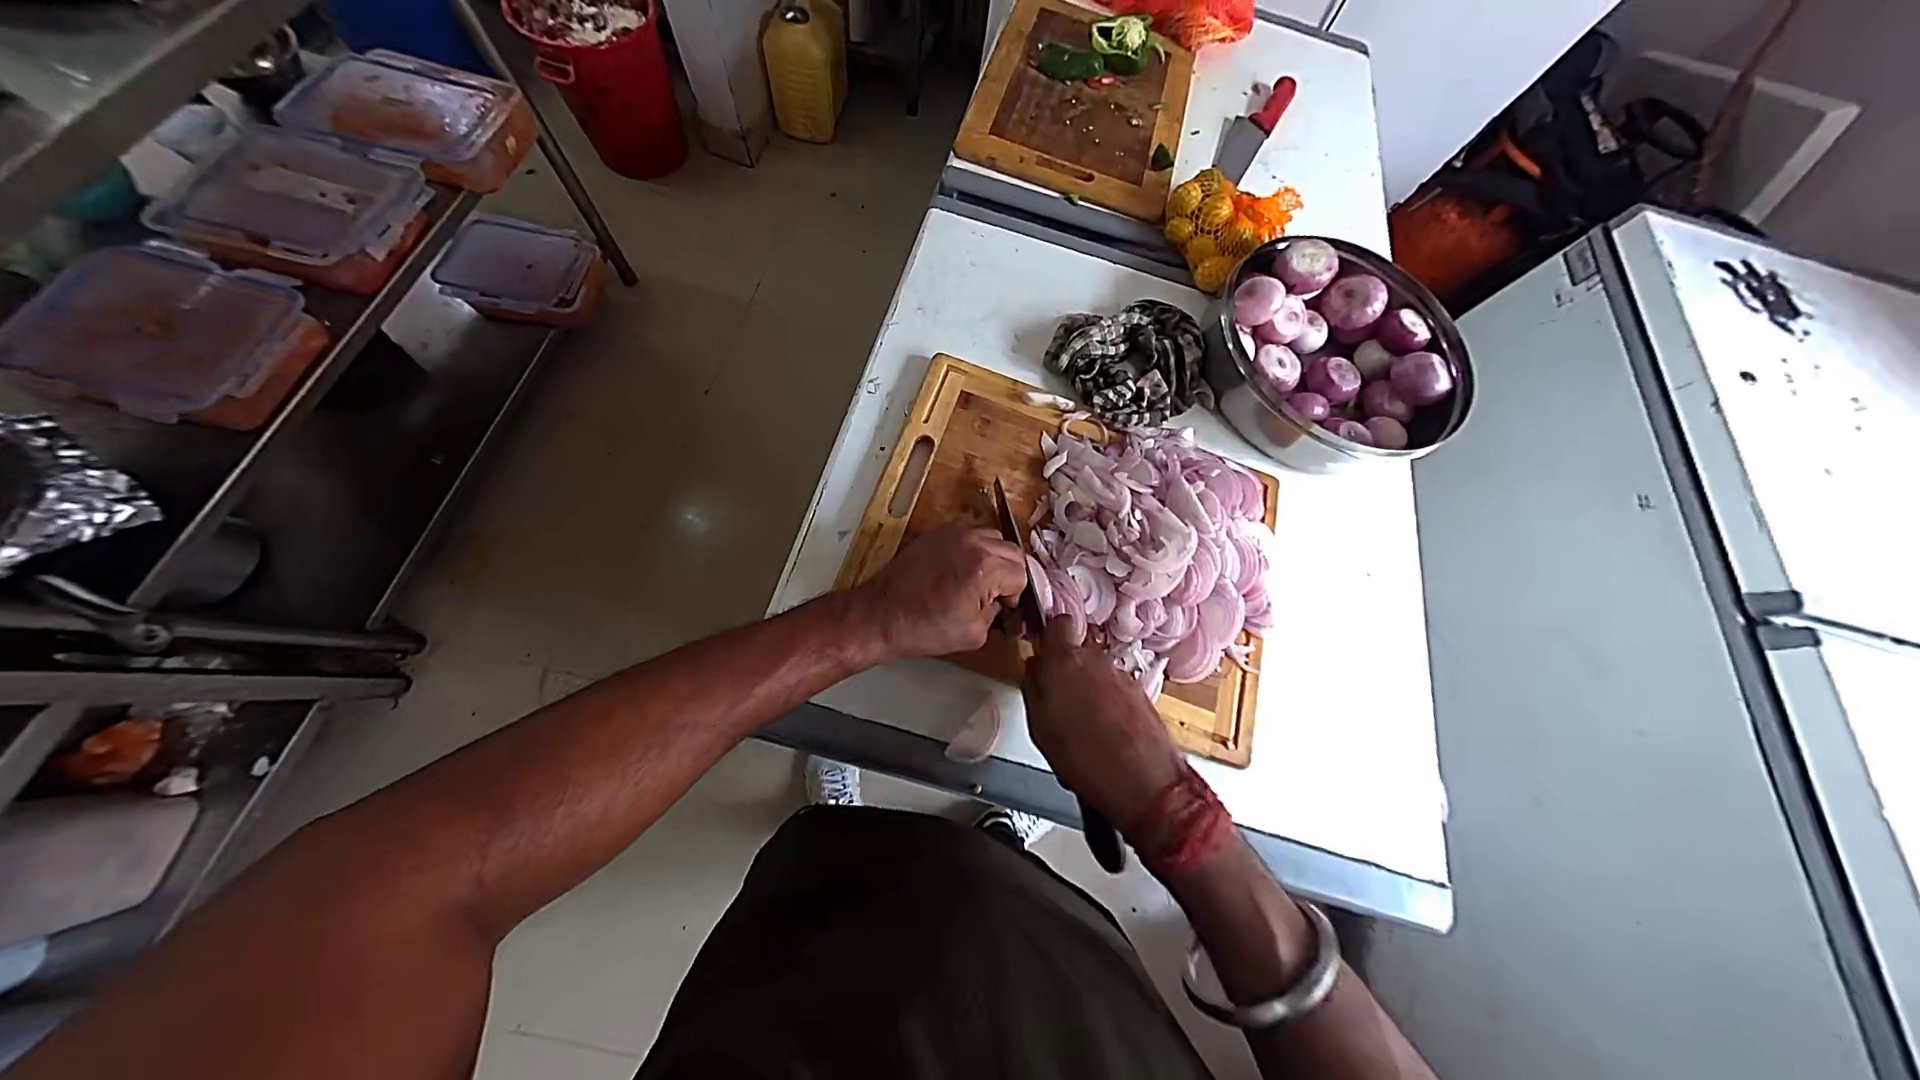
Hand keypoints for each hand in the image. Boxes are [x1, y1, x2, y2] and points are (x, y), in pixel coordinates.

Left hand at [853, 526, 1026, 662]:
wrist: (881, 615)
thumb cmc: (921, 627)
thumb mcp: (974, 632)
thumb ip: (998, 613)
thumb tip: (1003, 604)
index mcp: (985, 567)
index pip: (1022, 574)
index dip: (1015, 596)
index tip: (1004, 608)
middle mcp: (972, 542)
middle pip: (1012, 552)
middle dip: (1009, 575)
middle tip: (996, 597)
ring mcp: (953, 533)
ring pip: (993, 539)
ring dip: (994, 560)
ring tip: (979, 584)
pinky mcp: (937, 533)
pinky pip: (970, 536)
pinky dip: (974, 552)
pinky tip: (962, 573)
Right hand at [1022, 616, 1185, 830]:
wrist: (1143, 783)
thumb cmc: (1087, 759)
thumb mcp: (1039, 726)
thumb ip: (1032, 687)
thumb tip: (1033, 671)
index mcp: (1065, 661)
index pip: (1058, 622)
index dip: (1051, 633)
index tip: (1044, 648)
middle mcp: (1096, 660)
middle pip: (1078, 650)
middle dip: (1068, 668)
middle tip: (1058, 696)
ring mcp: (1121, 675)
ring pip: (1097, 671)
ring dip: (1089, 688)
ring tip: (1081, 721)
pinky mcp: (1141, 692)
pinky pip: (1116, 688)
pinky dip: (1109, 703)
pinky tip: (1103, 730)